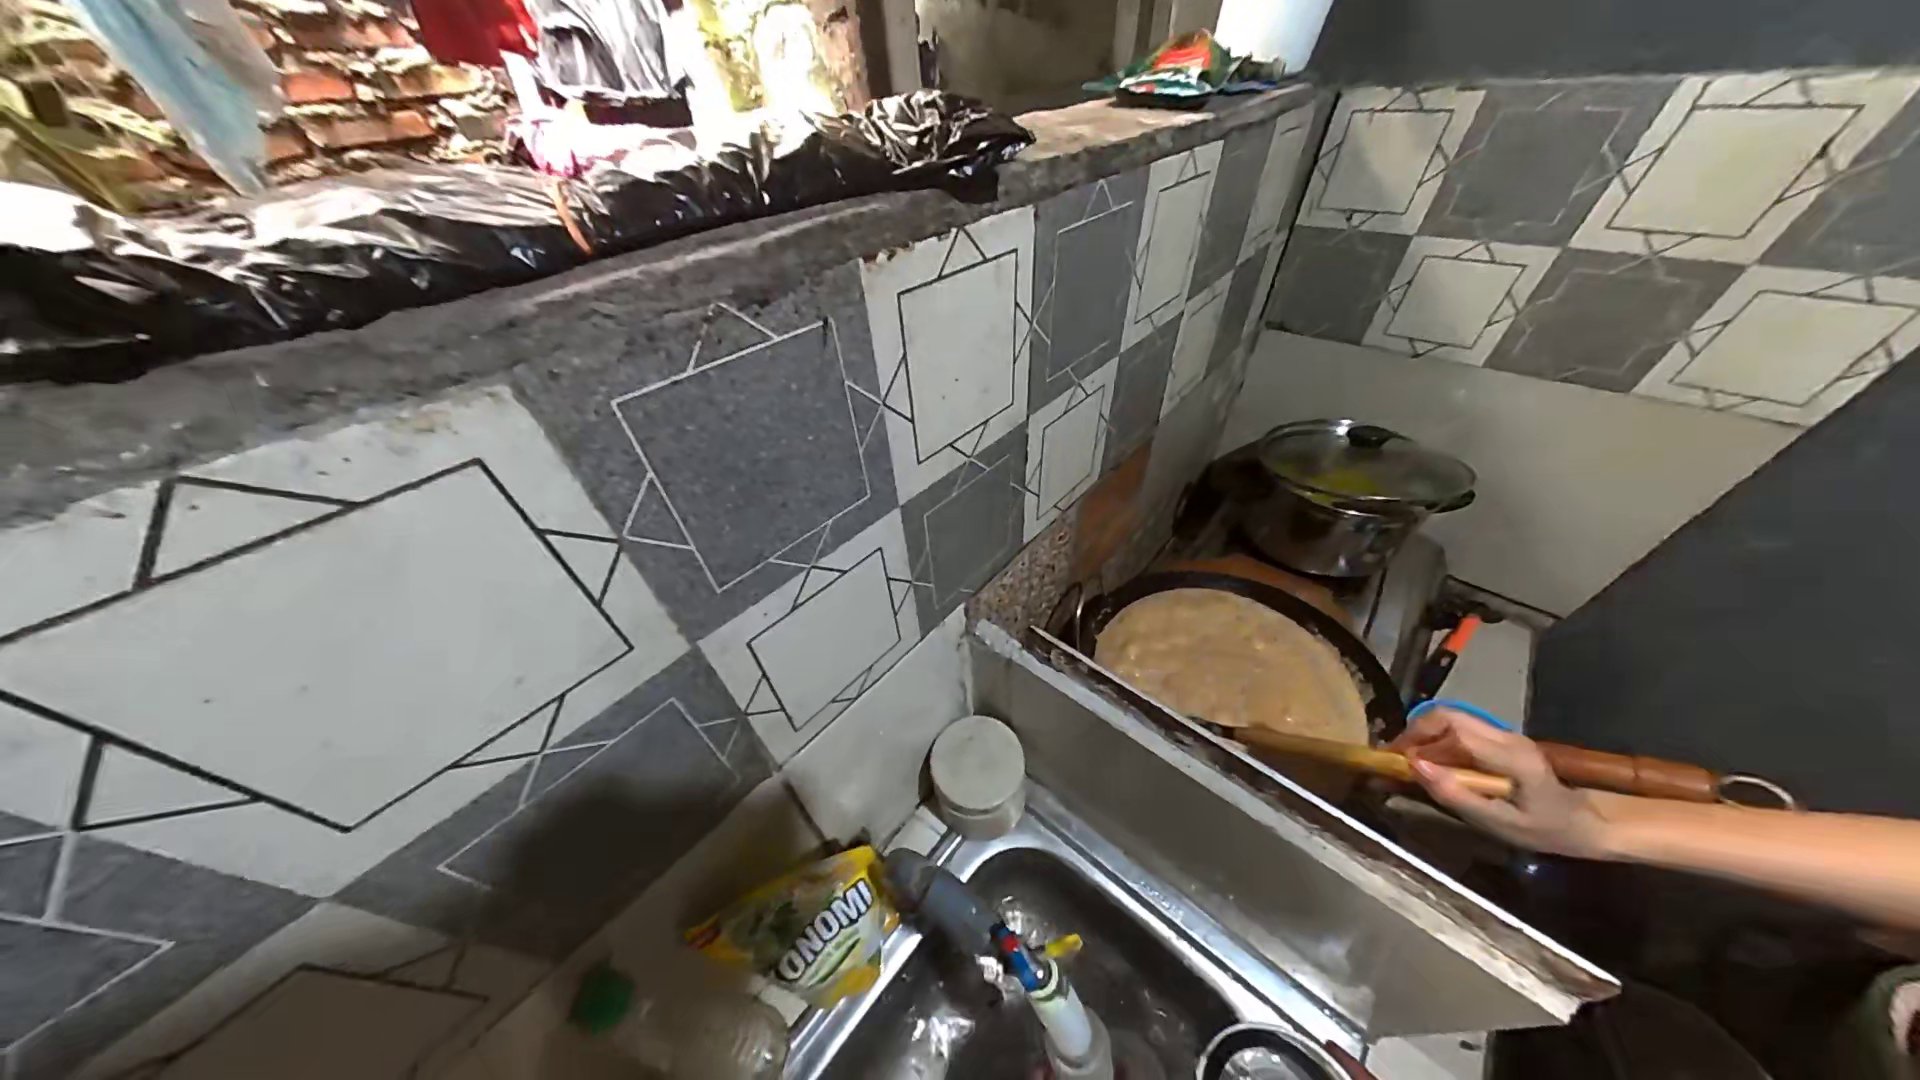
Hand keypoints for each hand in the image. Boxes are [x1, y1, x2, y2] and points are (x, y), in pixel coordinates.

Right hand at [1389, 707, 1612, 858]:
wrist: (1587, 823)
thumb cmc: (1547, 829)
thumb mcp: (1501, 823)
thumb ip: (1458, 795)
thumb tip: (1415, 766)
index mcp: (1512, 757)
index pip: (1455, 732)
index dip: (1420, 742)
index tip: (1399, 761)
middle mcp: (1506, 736)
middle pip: (1446, 716)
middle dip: (1414, 732)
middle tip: (1398, 757)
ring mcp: (1503, 733)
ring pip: (1448, 716)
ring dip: (1422, 733)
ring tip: (1409, 758)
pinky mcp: (1497, 736)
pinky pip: (1456, 726)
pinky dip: (1434, 737)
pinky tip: (1430, 759)